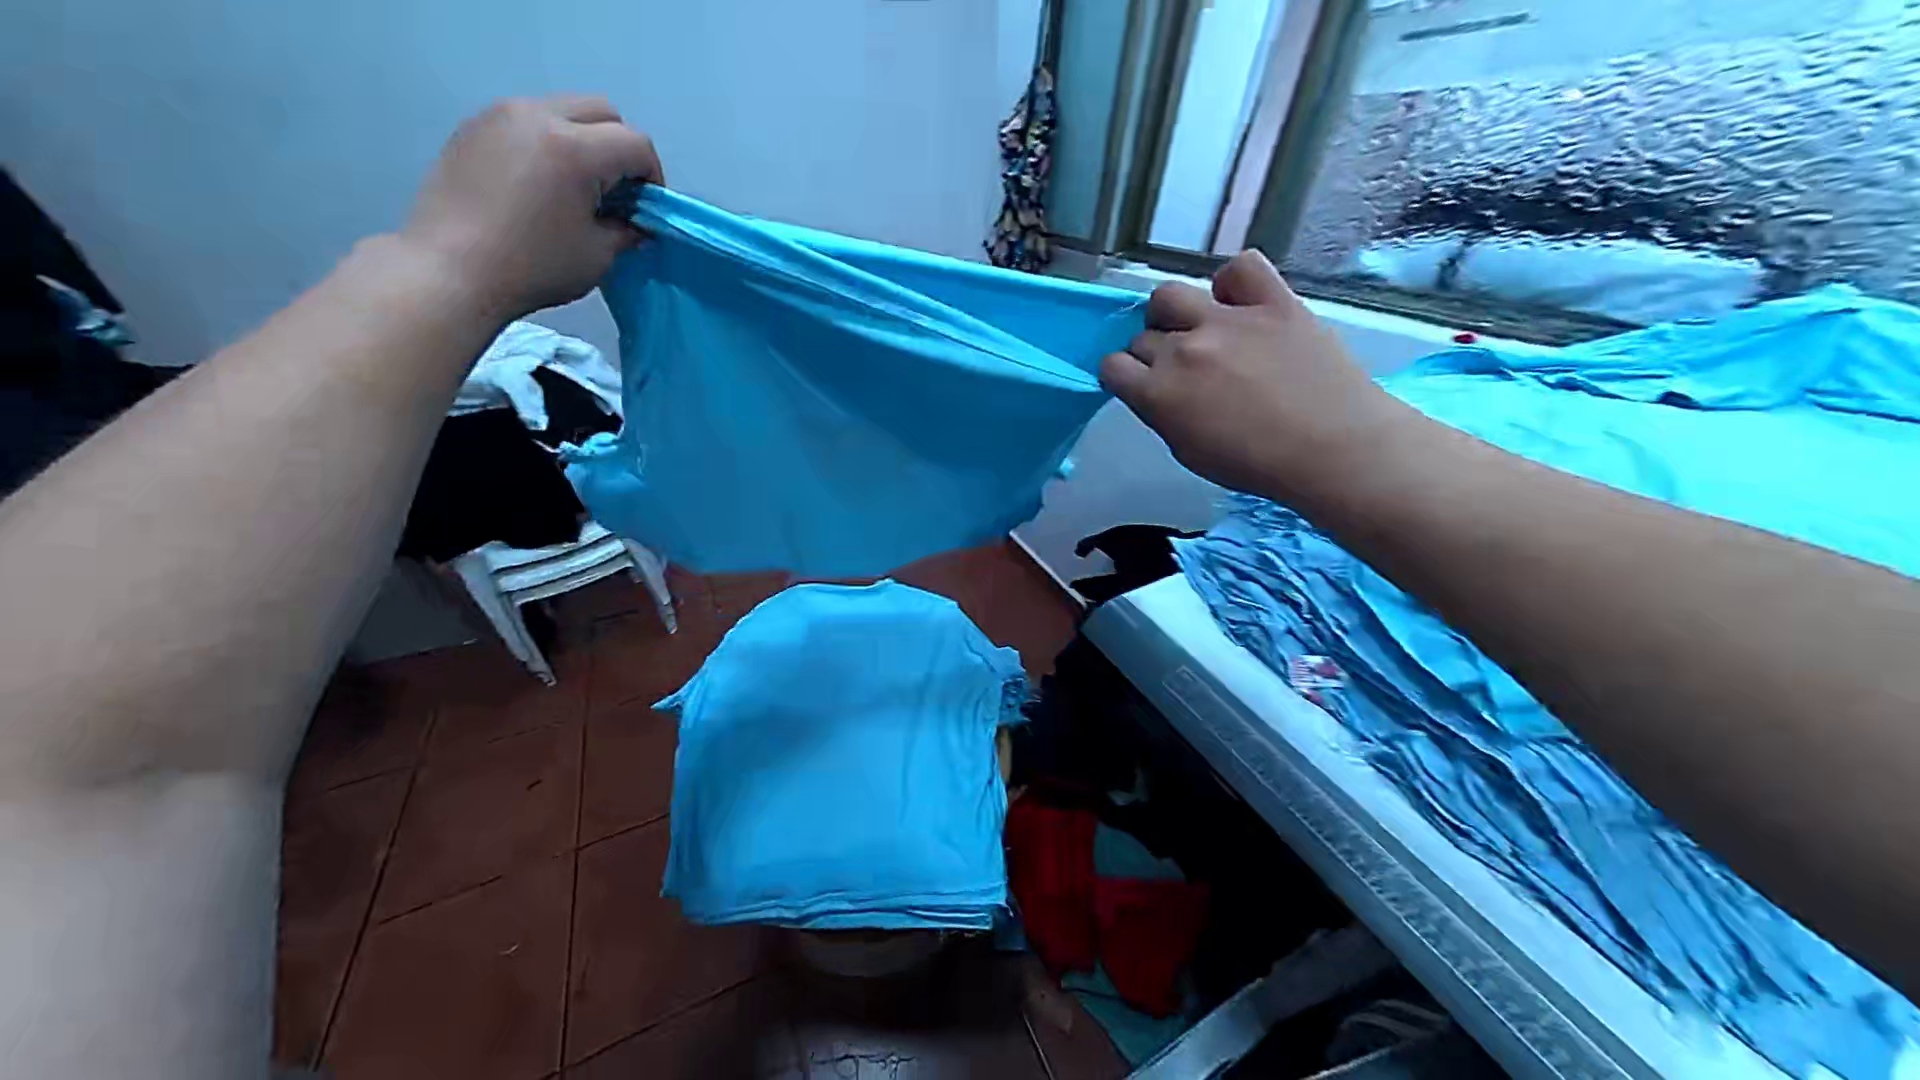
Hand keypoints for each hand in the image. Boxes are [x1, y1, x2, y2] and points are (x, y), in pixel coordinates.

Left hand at [399, 96, 663, 320]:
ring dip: (584, 141)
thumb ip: (626, 229)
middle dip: (621, 149)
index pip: (636, 144)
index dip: (652, 176)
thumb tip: (637, 222)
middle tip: (618, 191)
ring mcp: (501, 116)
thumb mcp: (598, 255)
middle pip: (602, 112)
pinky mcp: (475, 127)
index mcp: (575, 150)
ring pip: (563, 109)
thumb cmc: (535, 266)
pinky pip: (528, 120)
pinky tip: (541, 184)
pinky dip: (548, 143)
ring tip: (578, 187)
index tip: (646, 208)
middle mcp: (538, 116)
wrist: (452, 268)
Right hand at [1100, 250, 1409, 501]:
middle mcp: (1183, 349)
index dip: (1124, 376)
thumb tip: (1158, 392)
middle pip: (1143, 336)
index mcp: (1158, 392)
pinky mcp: (1272, 301)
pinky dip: (1233, 282)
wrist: (1332, 449)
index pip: (1112, 366)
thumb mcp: (1188, 451)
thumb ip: (1163, 414)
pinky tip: (1241, 304)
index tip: (1140, 384)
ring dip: (1174, 313)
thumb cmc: (1256, 464)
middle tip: (1181, 370)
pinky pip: (1240, 267)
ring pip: (1169, 294)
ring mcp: (1227, 319)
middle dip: (1153, 352)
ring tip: (1198, 329)